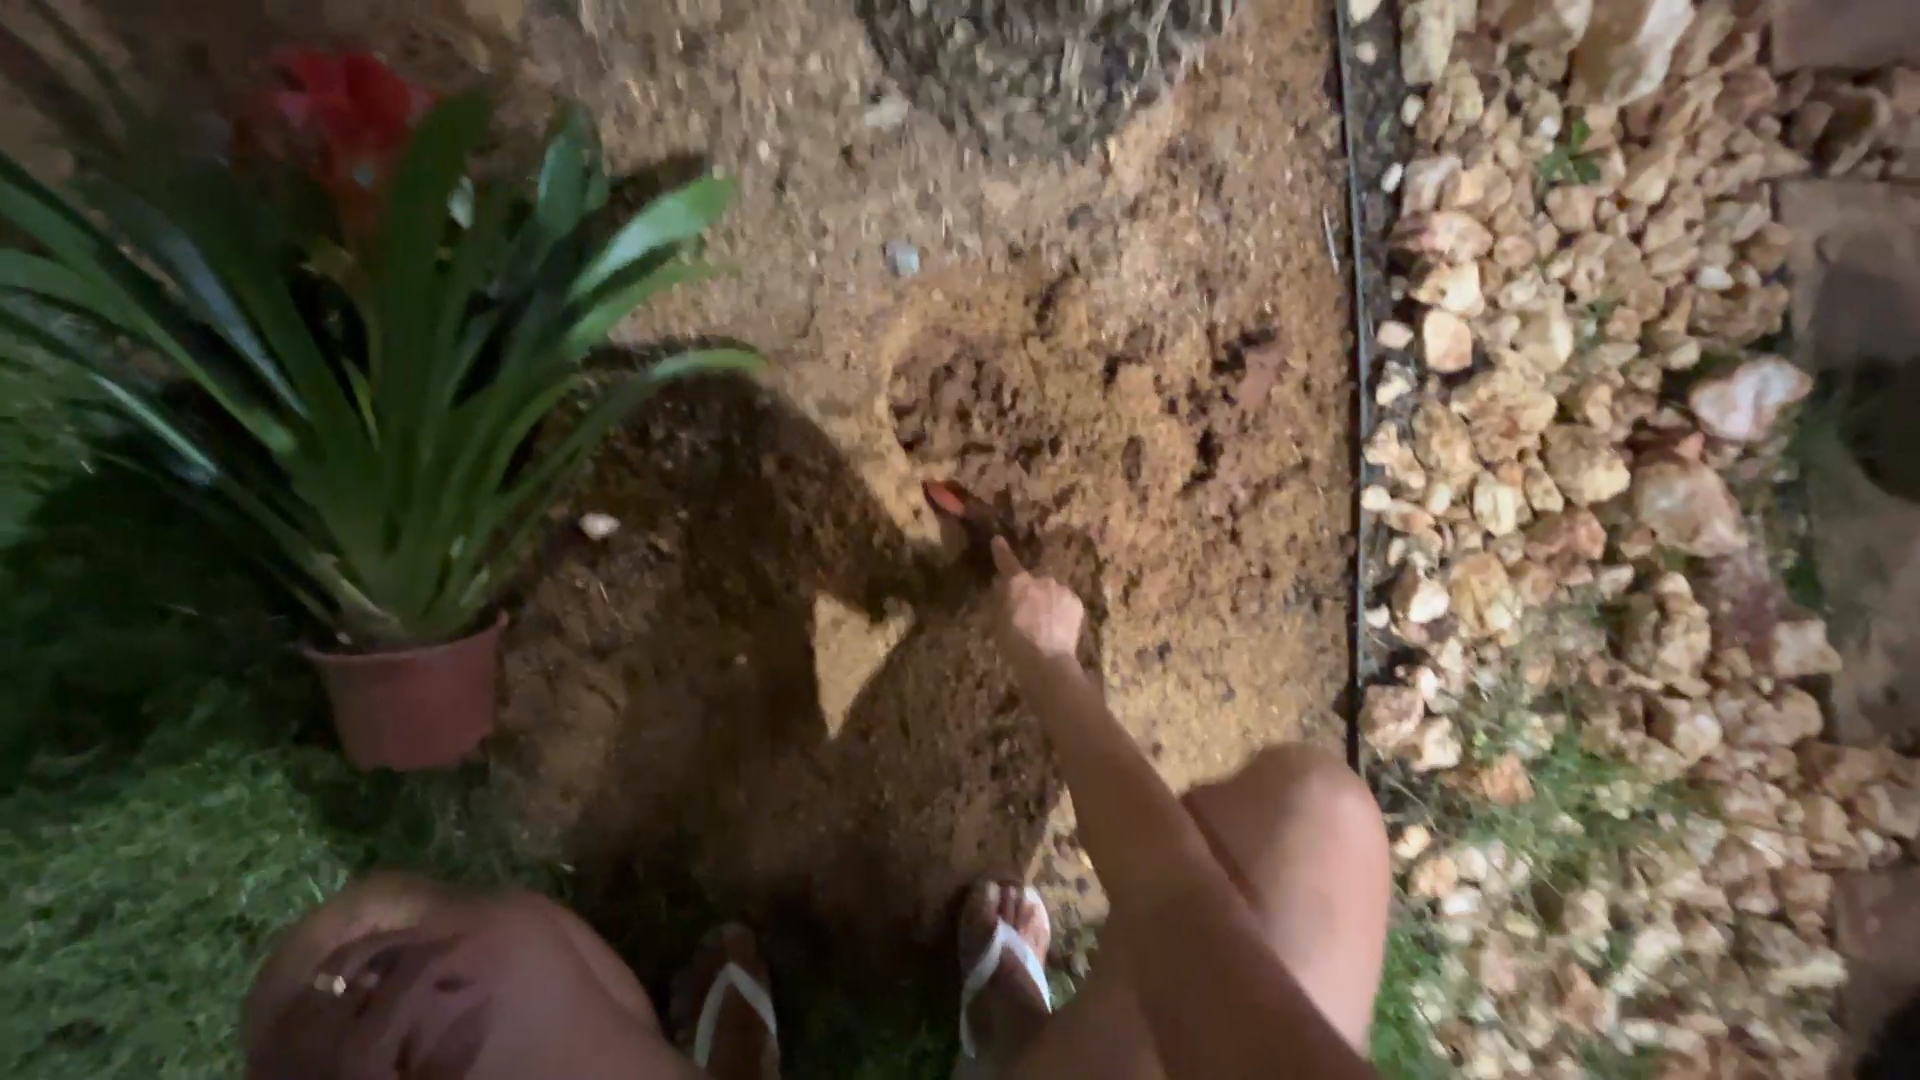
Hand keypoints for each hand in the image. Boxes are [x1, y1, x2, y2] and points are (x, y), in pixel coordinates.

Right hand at [991, 537, 1084, 664]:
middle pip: (1034, 582)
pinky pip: (1066, 602)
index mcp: (1017, 583)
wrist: (1047, 660)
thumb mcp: (998, 621)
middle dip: (1032, 593)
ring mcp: (1062, 589)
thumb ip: (1003, 600)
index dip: (1001, 551)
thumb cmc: (1014, 643)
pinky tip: (1058, 628)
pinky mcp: (1076, 602)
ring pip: (1053, 592)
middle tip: (1029, 614)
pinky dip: (1062, 611)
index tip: (998, 540)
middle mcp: (1041, 579)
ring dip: (1049, 602)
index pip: (1007, 562)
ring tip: (1046, 625)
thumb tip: (1007, 591)